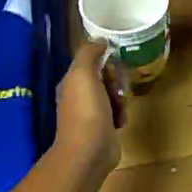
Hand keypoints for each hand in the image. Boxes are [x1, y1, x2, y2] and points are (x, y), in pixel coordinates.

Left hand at [53, 42, 124, 175]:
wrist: (90, 150)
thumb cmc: (87, 110)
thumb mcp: (83, 73)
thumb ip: (89, 53)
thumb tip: (100, 40)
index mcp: (71, 82)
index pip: (90, 62)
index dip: (105, 62)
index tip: (113, 68)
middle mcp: (78, 96)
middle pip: (104, 78)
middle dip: (115, 82)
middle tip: (117, 90)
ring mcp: (91, 114)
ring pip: (113, 96)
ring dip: (120, 99)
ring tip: (119, 109)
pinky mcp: (103, 128)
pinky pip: (116, 113)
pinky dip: (121, 115)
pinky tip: (120, 122)